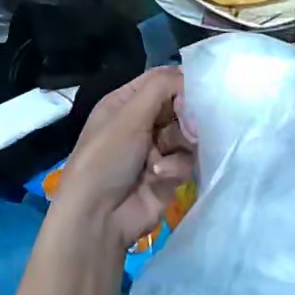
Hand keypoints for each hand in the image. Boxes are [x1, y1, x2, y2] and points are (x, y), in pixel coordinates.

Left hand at [53, 67, 196, 247]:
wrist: (98, 218)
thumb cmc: (107, 157)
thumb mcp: (129, 114)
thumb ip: (161, 86)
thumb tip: (190, 76)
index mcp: (126, 103)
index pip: (161, 81)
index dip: (180, 82)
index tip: (197, 91)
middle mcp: (142, 123)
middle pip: (180, 106)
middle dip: (186, 115)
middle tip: (187, 125)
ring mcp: (157, 149)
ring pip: (188, 133)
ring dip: (180, 143)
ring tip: (165, 154)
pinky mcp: (169, 175)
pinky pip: (187, 160)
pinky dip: (175, 167)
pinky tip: (159, 175)